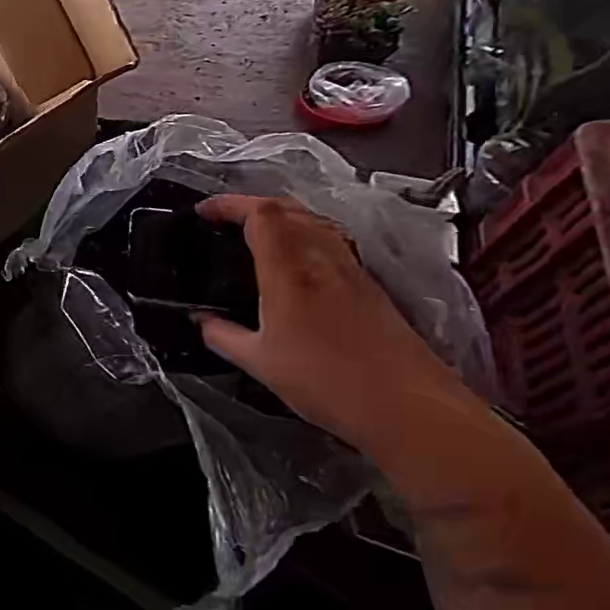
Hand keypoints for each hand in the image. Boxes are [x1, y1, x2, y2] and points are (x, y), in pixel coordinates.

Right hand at [193, 195, 473, 451]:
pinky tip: (297, 263)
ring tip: (258, 234)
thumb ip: (223, 336)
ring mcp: (350, 267)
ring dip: (281, 217)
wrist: (408, 406)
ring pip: (313, 220)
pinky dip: (305, 236)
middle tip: (227, 220)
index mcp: (289, 269)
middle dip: (251, 205)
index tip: (204, 212)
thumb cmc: (327, 381)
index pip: (260, 213)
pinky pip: (331, 241)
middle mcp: (321, 257)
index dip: (229, 203)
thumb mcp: (260, 363)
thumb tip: (202, 321)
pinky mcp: (369, 283)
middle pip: (287, 207)